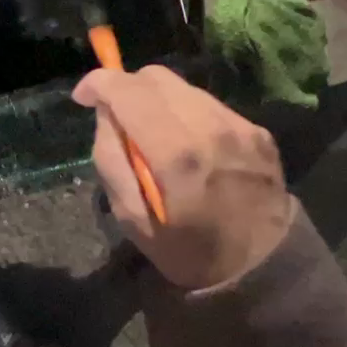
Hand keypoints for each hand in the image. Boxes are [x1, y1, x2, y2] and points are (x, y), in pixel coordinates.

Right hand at [73, 65, 291, 290]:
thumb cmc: (188, 252)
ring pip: (184, 87)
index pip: (128, 91)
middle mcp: (211, 127)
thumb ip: (111, 160)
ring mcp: (240, 126)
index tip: (83, 96)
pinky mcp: (258, 130)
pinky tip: (187, 142)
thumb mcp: (132, 220)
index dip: (99, 83)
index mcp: (176, 153)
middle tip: (116, 116)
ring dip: (158, 100)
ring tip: (152, 132)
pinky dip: (187, 113)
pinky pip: (210, 104)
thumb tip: (106, 116)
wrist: (263, 269)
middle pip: (156, 77)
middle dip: (126, 87)